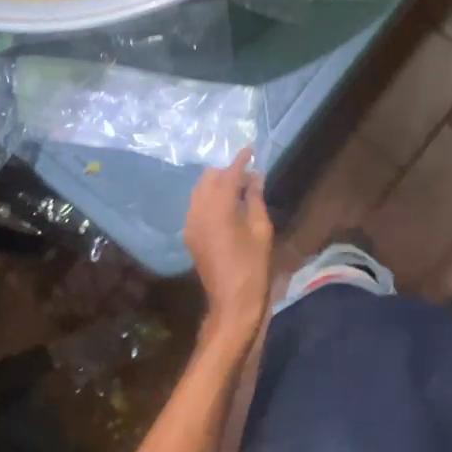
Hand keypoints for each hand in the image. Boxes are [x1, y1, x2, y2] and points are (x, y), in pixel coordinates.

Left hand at [185, 149, 273, 336]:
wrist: (233, 302)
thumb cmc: (253, 266)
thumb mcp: (261, 230)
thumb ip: (255, 200)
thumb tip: (254, 178)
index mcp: (217, 208)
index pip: (228, 174)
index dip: (240, 161)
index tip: (250, 150)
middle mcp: (198, 211)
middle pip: (208, 179)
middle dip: (227, 172)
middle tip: (249, 176)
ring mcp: (190, 224)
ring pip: (200, 192)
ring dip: (217, 185)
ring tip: (239, 190)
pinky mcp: (190, 236)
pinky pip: (197, 207)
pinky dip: (210, 199)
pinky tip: (227, 206)